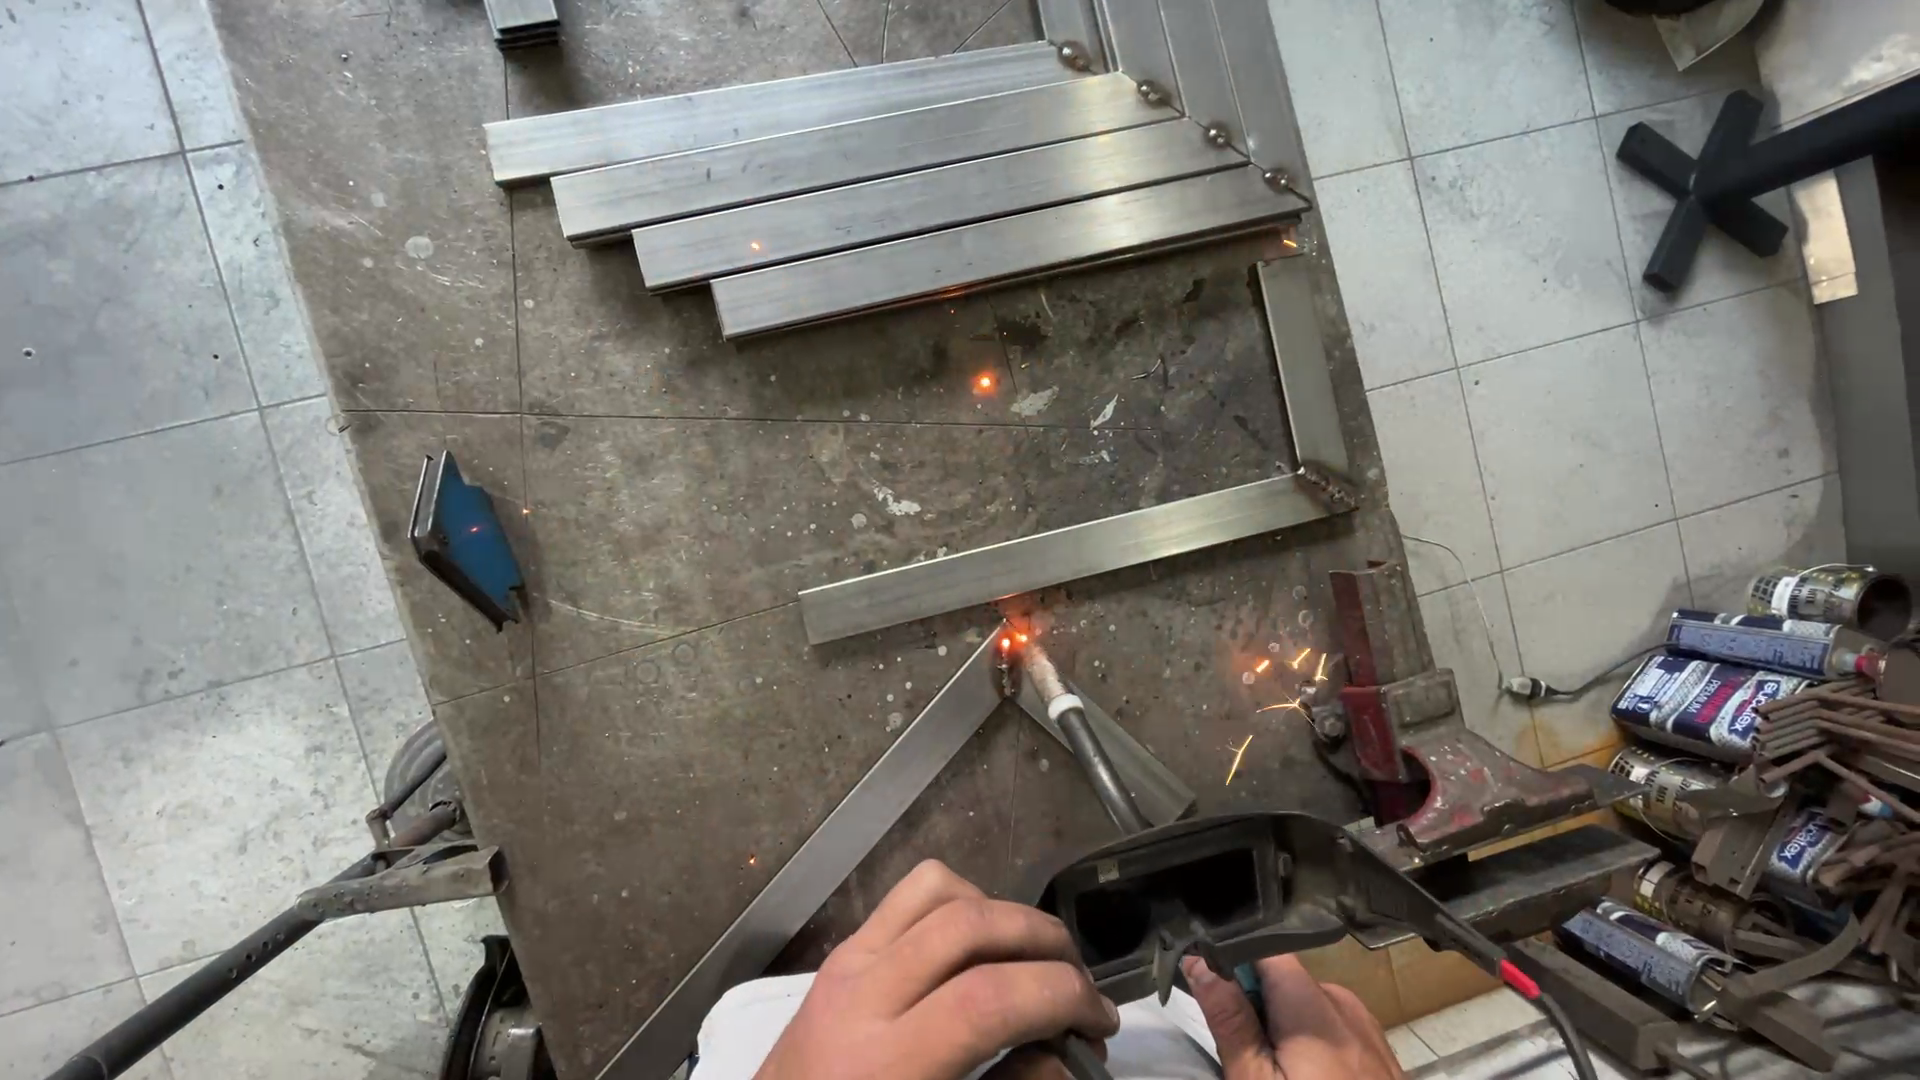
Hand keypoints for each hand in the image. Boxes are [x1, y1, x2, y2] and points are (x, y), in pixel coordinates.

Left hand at [754, 860, 1120, 1079]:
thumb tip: (1068, 1055)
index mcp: (883, 1065)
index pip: (986, 1000)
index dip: (1059, 997)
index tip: (1101, 1021)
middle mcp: (861, 995)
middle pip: (969, 928)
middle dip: (1044, 942)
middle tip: (1080, 985)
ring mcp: (848, 959)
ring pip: (940, 891)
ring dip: (1002, 912)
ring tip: (1032, 958)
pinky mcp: (845, 947)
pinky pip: (910, 893)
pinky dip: (961, 900)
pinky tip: (980, 943)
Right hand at [1182, 955, 1404, 1079]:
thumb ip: (1230, 1019)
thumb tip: (1197, 959)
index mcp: (1312, 1002)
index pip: (1263, 945)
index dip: (1231, 956)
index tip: (1214, 990)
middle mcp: (1344, 1004)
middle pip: (1283, 980)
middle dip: (1256, 1004)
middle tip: (1246, 1054)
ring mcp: (1369, 1031)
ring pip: (1307, 1007)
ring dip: (1284, 1028)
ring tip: (1279, 1076)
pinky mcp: (1382, 1058)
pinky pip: (1334, 1031)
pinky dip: (1313, 1047)